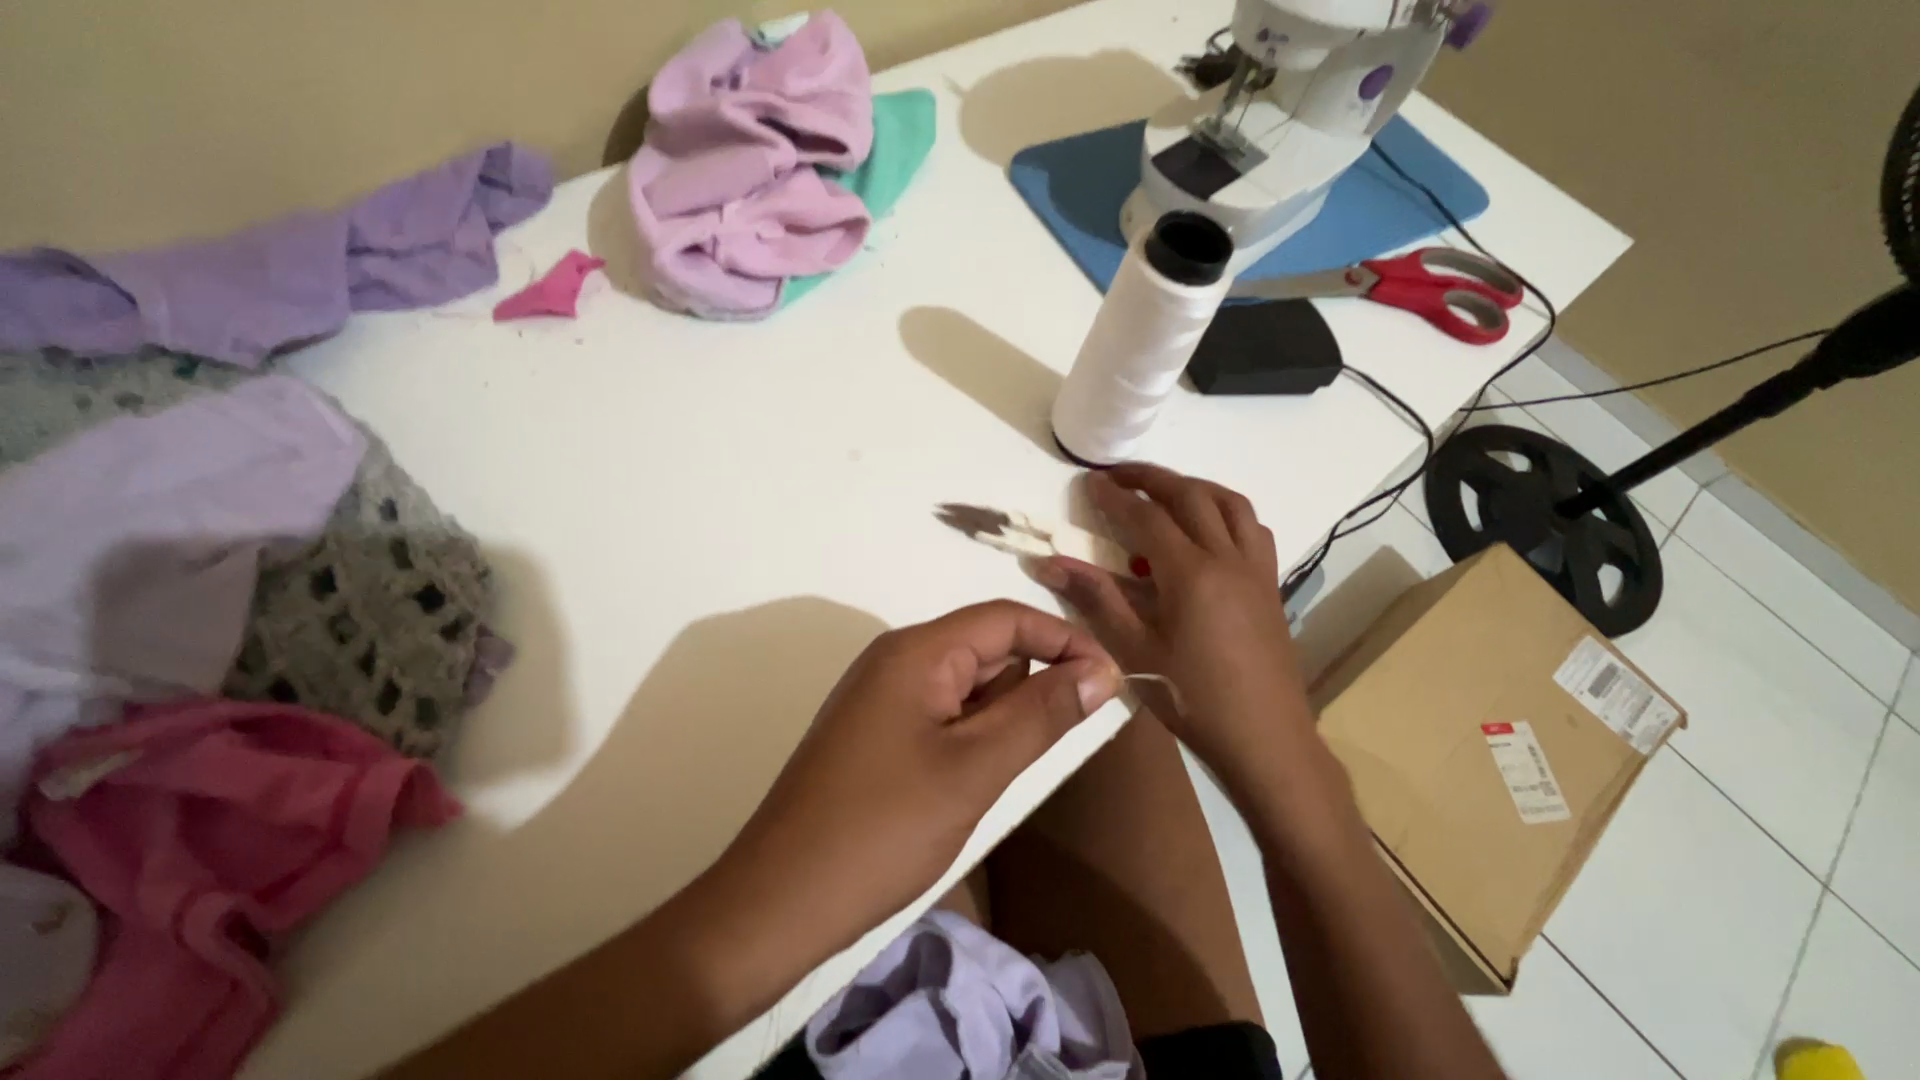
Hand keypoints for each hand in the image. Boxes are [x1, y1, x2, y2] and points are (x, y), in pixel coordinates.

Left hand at [722, 600, 1121, 942]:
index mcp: (915, 652)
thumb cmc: (883, 829)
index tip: (1112, 683)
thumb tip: (1101, 670)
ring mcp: (881, 699)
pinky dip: (974, 737)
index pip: (1006, 618)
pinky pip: (942, 716)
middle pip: (987, 648)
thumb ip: (1042, 714)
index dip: (1065, 641)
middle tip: (1065, 741)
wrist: (781, 899)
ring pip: (967, 686)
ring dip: (1003, 717)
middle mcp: (895, 661)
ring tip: (1005, 773)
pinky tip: (975, 782)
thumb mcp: (976, 769)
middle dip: (1034, 684)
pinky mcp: (875, 735)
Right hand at [1034, 464, 1311, 781]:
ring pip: (1230, 504)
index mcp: (1191, 574)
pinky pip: (1252, 529)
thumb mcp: (1134, 652)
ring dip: (1194, 487)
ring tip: (1164, 492)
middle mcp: (1228, 559)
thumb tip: (1051, 564)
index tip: (1089, 482)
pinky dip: (1226, 513)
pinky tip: (1208, 533)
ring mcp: (1256, 570)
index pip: (1147, 517)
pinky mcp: (1271, 585)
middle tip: (1119, 474)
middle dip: (1152, 478)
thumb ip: (1096, 599)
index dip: (1115, 496)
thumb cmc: (1193, 701)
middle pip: (1191, 496)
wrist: (1265, 739)